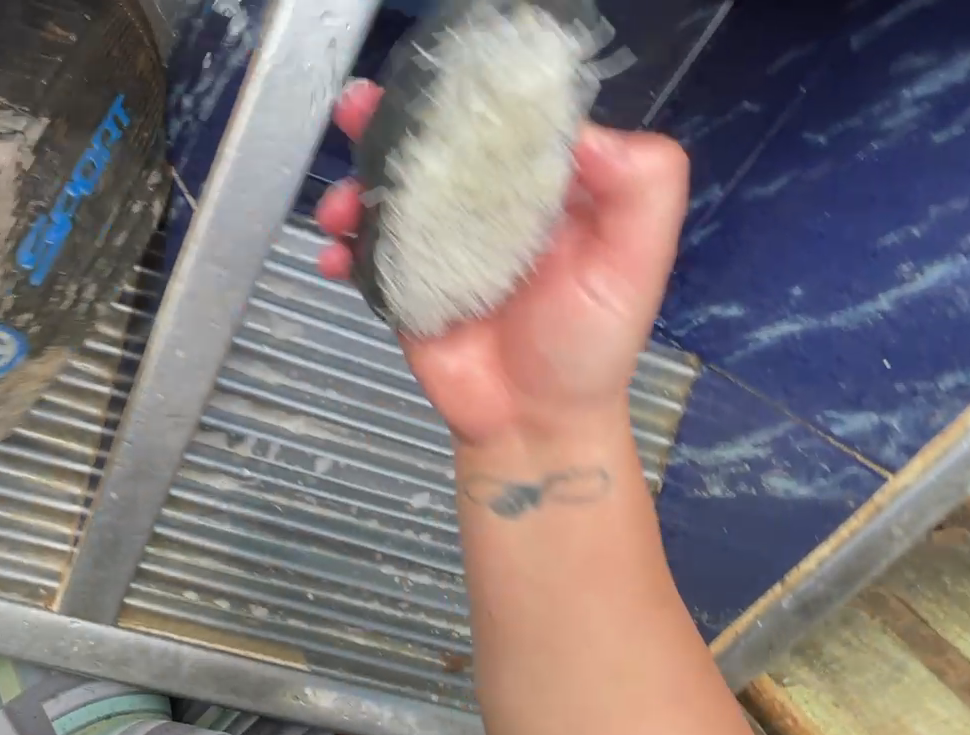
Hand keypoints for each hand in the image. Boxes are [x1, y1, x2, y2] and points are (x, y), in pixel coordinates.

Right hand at [315, 81, 690, 448]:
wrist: (531, 420)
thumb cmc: (590, 342)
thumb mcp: (637, 258)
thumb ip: (638, 185)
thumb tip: (578, 131)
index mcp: (539, 192)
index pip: (499, 128)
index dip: (464, 98)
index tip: (429, 79)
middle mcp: (483, 212)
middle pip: (429, 158)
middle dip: (387, 131)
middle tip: (355, 109)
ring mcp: (435, 254)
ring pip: (387, 207)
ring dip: (354, 196)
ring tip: (338, 208)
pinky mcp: (402, 294)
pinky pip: (365, 265)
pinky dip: (340, 256)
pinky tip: (331, 258)